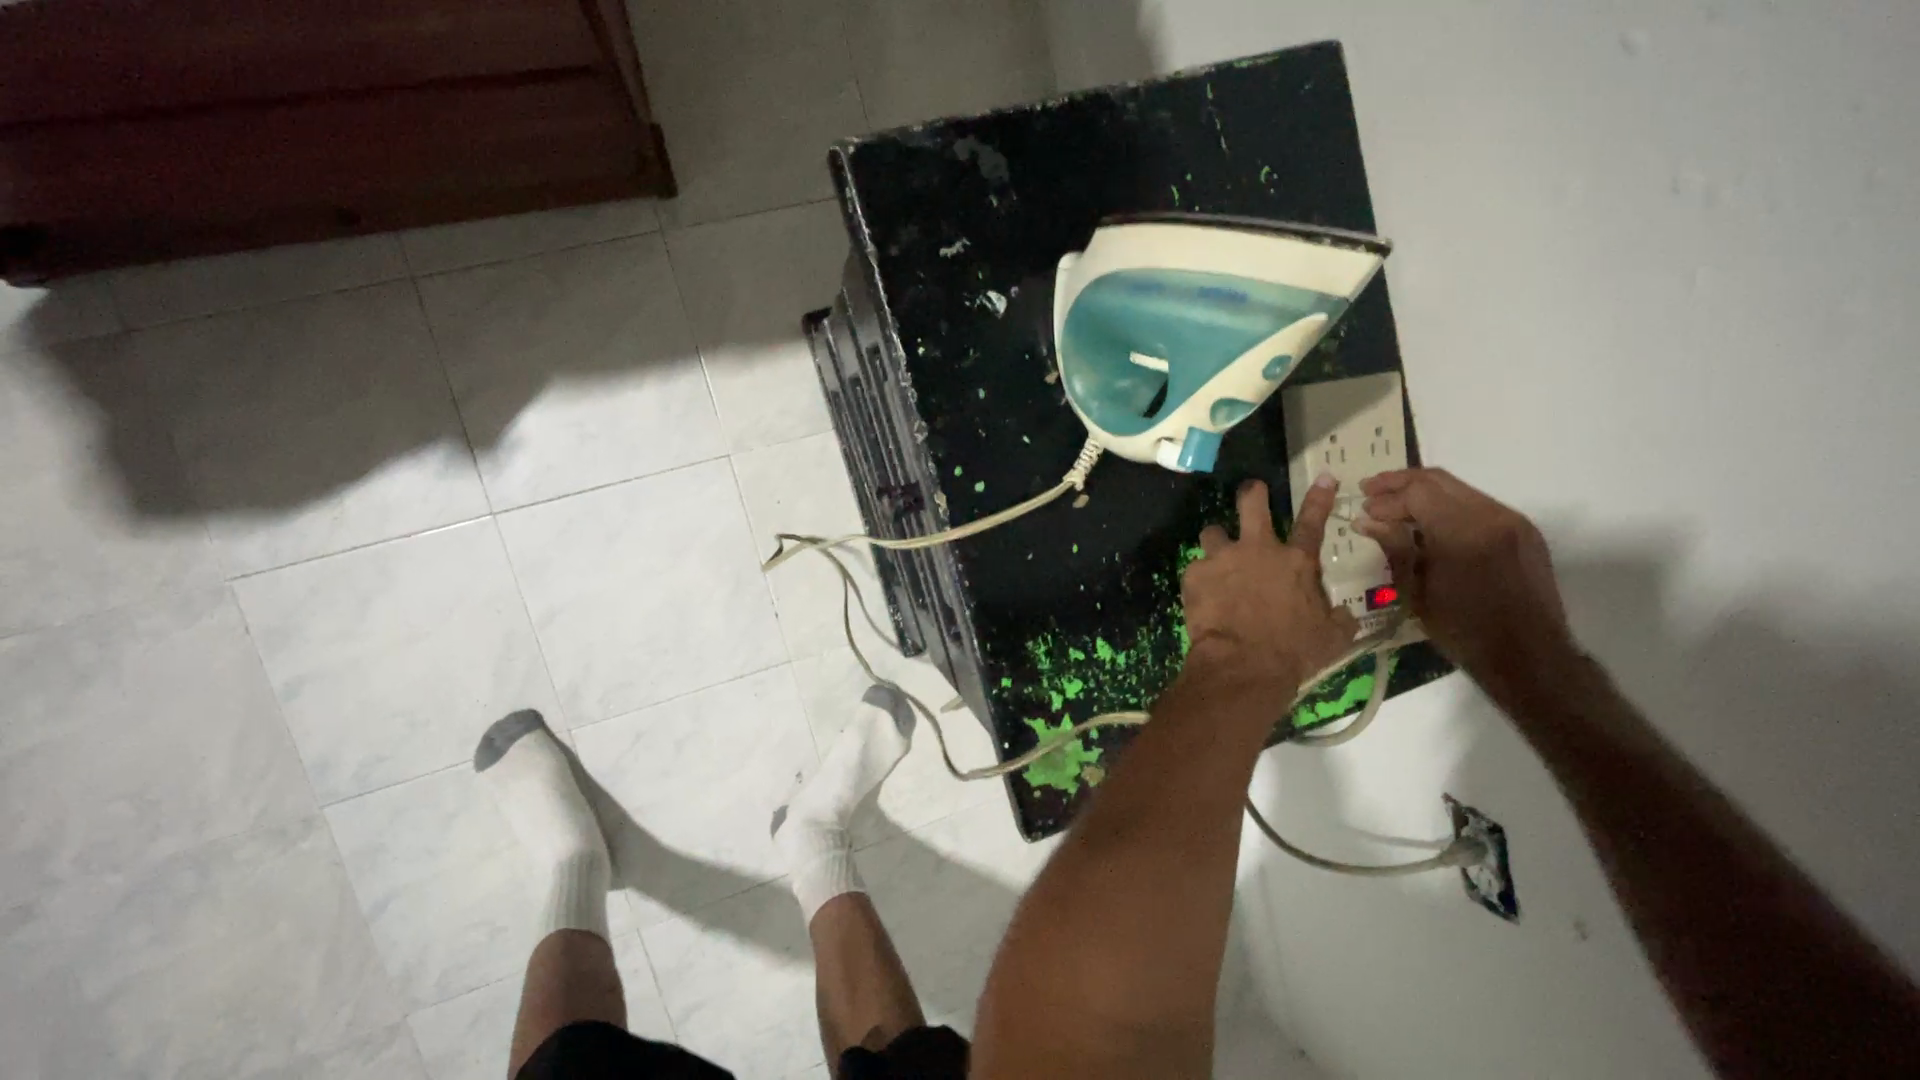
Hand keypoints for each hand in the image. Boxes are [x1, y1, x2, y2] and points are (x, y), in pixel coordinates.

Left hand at [1181, 476, 1357, 695]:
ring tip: (1216, 557)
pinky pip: (1195, 569)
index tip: (1324, 477)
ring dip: (1216, 541)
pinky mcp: (1194, 575)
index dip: (1319, 498)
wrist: (1243, 664)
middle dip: (1252, 493)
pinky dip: (1199, 580)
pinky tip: (1202, 597)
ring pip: (1212, 533)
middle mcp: (1258, 550)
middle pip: (1252, 504)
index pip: (1312, 522)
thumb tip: (1346, 614)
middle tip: (1252, 491)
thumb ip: (1339, 619)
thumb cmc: (1293, 651)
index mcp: (1296, 562)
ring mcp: (1223, 559)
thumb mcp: (1331, 638)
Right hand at [1355, 469, 1575, 700]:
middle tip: (1370, 491)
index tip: (1362, 510)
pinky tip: (1430, 524)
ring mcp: (1512, 521)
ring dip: (1425, 494)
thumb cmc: (1464, 631)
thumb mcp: (1417, 593)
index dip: (1385, 497)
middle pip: (1439, 480)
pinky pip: (1478, 505)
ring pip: (1460, 489)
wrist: (1529, 656)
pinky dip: (1448, 507)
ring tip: (1396, 508)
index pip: (1417, 492)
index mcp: (1463, 533)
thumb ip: (1395, 548)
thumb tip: (1366, 520)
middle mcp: (1492, 517)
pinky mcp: (1523, 531)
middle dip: (1400, 483)